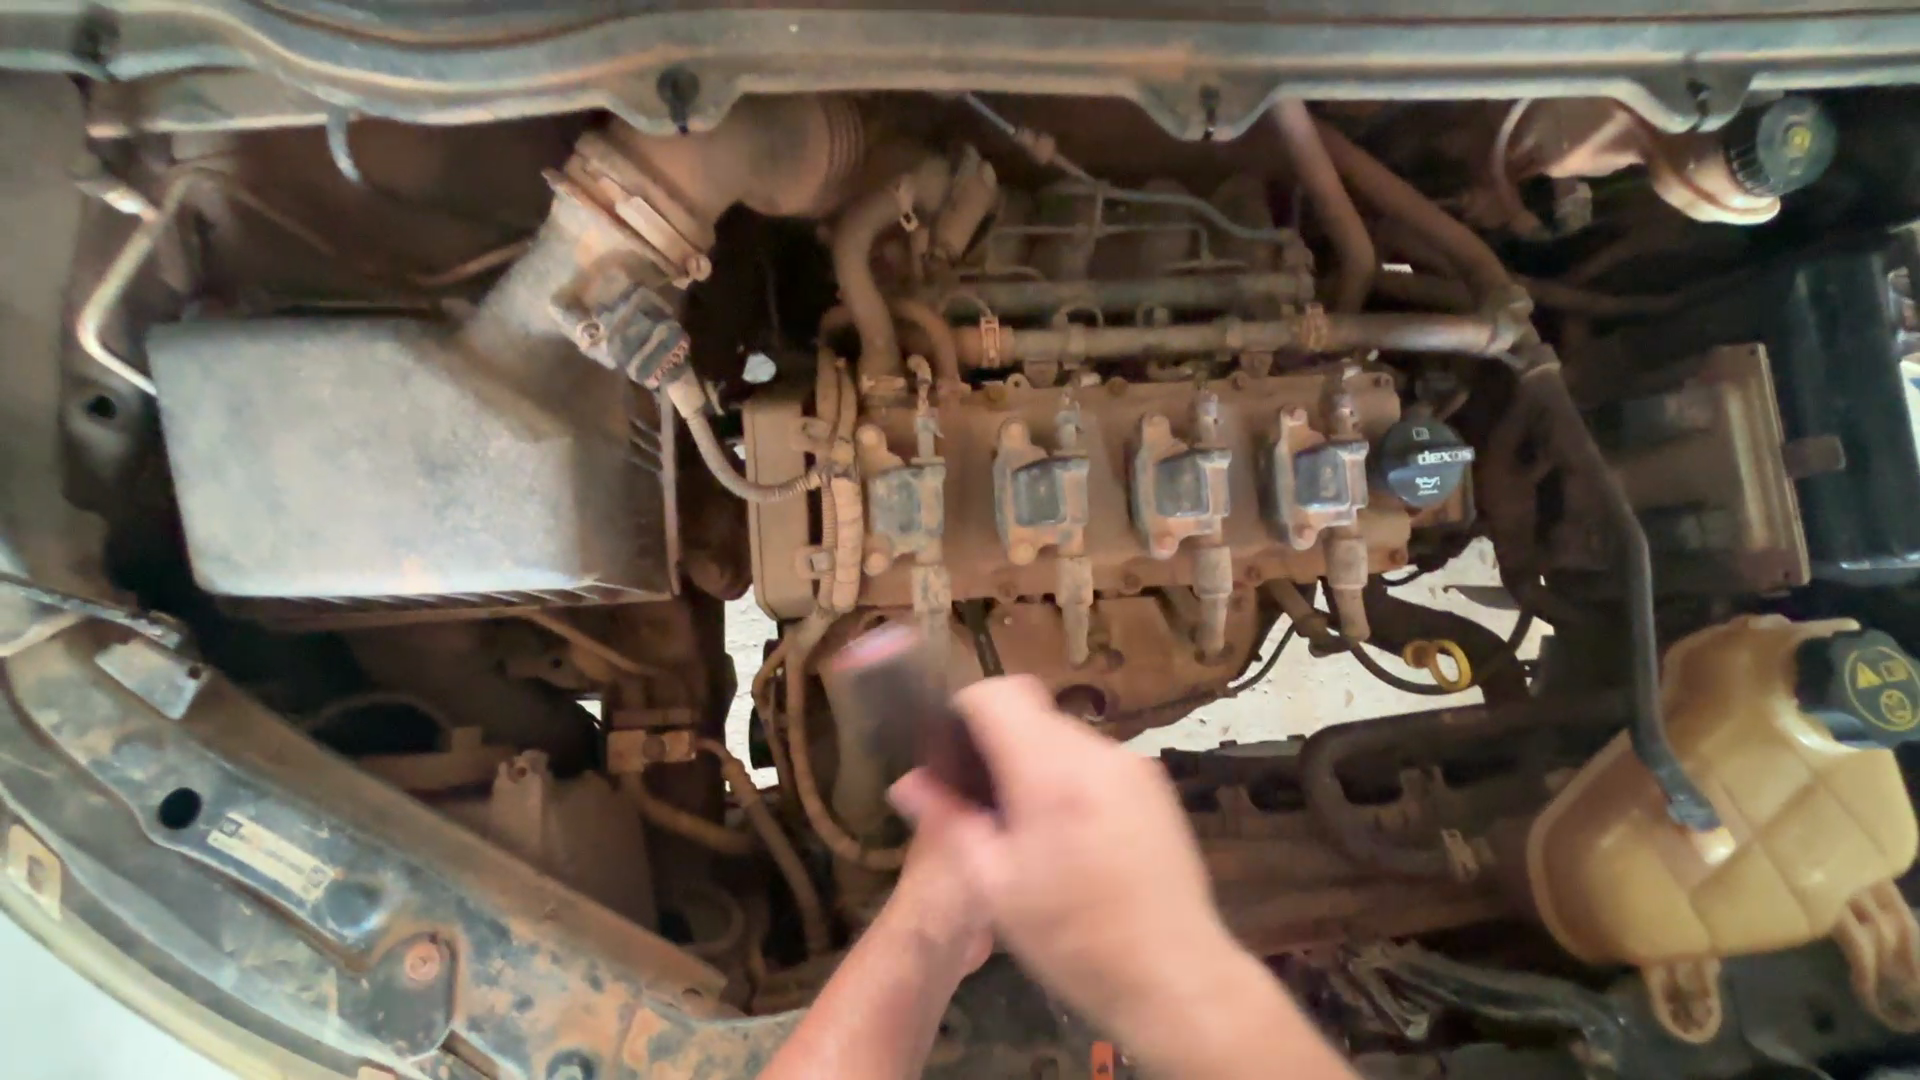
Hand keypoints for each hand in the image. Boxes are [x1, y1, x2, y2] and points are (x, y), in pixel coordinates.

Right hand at [887, 676, 1228, 1039]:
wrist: (1176, 975)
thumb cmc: (1074, 939)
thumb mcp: (994, 887)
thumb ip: (948, 821)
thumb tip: (906, 782)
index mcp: (1050, 771)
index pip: (1000, 693)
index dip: (966, 708)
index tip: (953, 749)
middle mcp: (1096, 752)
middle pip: (1031, 714)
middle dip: (1000, 745)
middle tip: (987, 804)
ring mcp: (1131, 765)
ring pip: (1063, 736)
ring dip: (1037, 762)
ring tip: (1031, 827)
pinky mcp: (1154, 783)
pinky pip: (1096, 758)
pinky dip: (1071, 777)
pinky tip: (1073, 834)